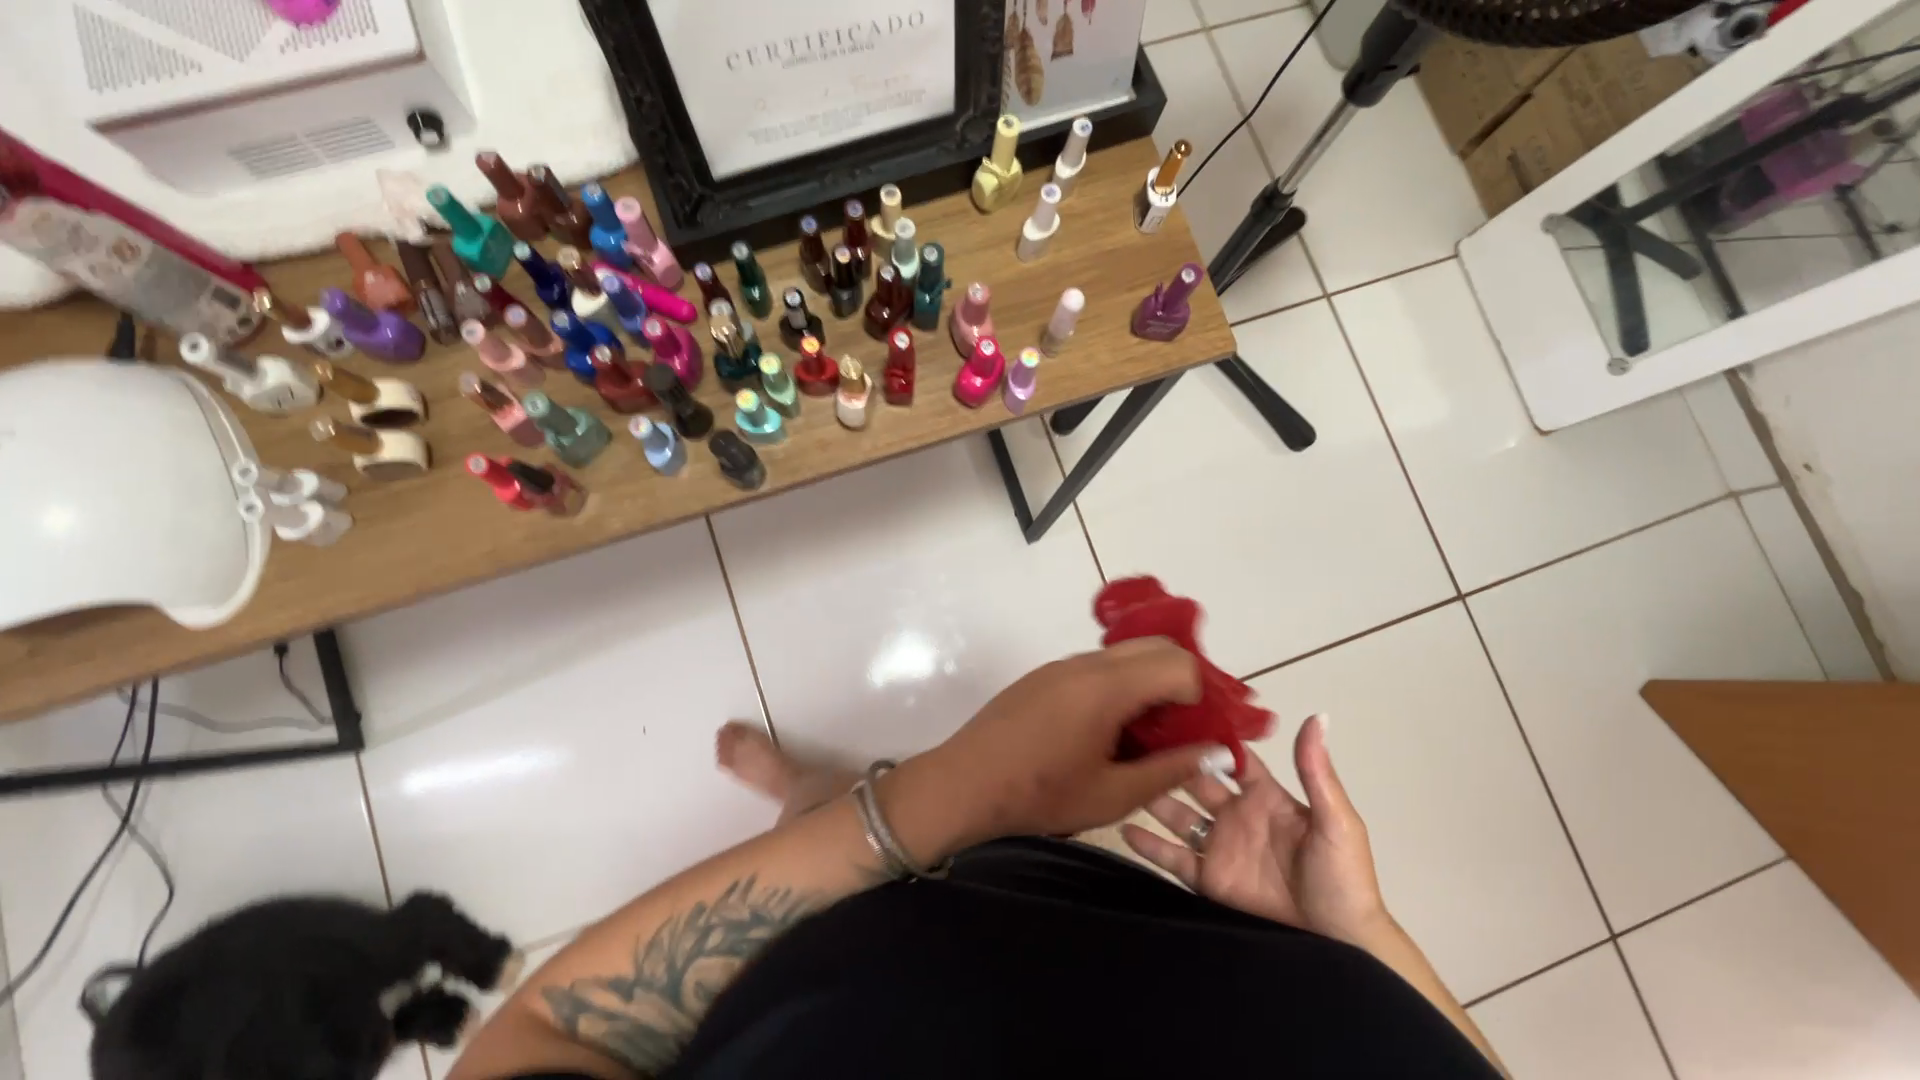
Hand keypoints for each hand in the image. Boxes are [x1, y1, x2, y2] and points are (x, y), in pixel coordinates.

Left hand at [888, 639, 1230, 857]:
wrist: (961, 784)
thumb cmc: (1039, 795)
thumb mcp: (1112, 794)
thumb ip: (1170, 769)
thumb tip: (1217, 749)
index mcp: (1106, 686)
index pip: (1179, 663)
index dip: (1205, 695)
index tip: (1210, 730)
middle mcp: (1085, 663)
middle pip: (1155, 648)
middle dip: (1184, 682)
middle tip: (1189, 728)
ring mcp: (1061, 666)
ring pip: (1125, 657)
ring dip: (1150, 685)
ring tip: (1153, 735)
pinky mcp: (1044, 676)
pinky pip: (1097, 668)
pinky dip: (1121, 688)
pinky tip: (1113, 732)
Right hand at [1120, 715, 1388, 945]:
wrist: (1340, 944)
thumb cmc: (1344, 877)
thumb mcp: (1336, 820)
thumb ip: (1317, 771)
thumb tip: (1317, 715)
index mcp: (1266, 797)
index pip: (1232, 760)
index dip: (1209, 740)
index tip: (1178, 716)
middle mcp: (1237, 815)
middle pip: (1196, 782)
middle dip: (1171, 762)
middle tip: (1137, 740)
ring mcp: (1220, 848)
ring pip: (1178, 815)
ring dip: (1154, 797)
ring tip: (1122, 776)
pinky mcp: (1209, 880)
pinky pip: (1173, 858)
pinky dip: (1148, 845)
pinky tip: (1122, 829)